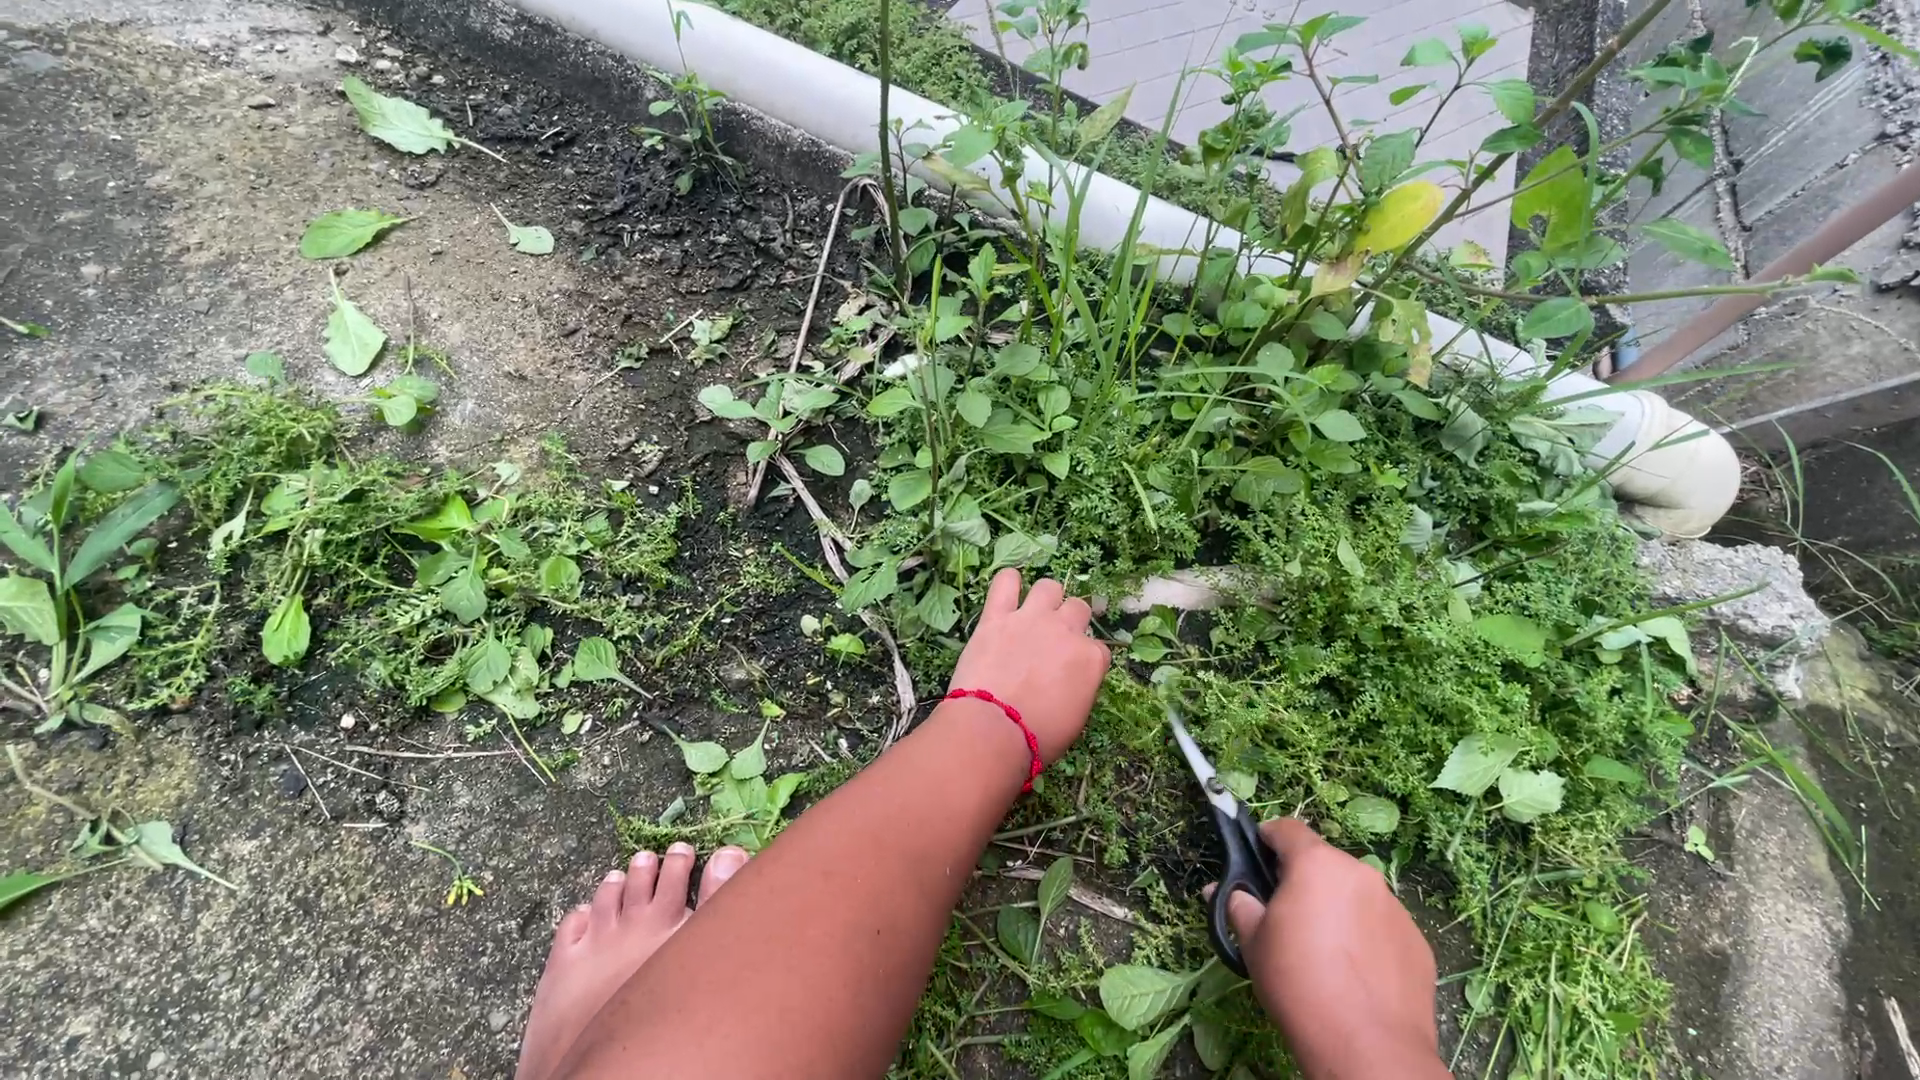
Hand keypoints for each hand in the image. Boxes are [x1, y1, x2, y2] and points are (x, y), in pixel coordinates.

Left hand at [946, 569, 1109, 762]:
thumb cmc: (1037, 736)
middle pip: (1078, 608)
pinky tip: (1008, 589)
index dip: (1085, 658)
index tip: (1072, 670)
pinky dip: (1008, 582)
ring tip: (1035, 611)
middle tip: (1055, 638)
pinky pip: (1005, 582)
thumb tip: (1070, 682)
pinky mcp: (996, 616)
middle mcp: (1065, 631)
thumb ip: (1079, 689)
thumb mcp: (1075, 719)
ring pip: (1048, 587)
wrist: (993, 728)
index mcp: (1091, 659)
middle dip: (1071, 620)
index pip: (1098, 648)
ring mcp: (1031, 619)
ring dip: (1046, 597)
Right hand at [1225, 819, 1449, 1079]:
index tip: (1257, 864)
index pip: (1287, 828)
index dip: (1266, 840)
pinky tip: (1353, 973)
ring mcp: (1394, 908)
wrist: (1368, 1048)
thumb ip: (1239, 905)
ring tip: (1322, 952)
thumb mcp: (1253, 941)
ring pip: (1353, 895)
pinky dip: (1364, 938)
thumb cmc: (1298, 983)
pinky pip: (1380, 926)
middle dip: (1302, 881)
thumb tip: (1225, 891)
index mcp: (1317, 864)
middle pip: (1323, 863)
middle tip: (1285, 917)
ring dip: (1336, 908)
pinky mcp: (1417, 942)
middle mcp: (1360, 875)